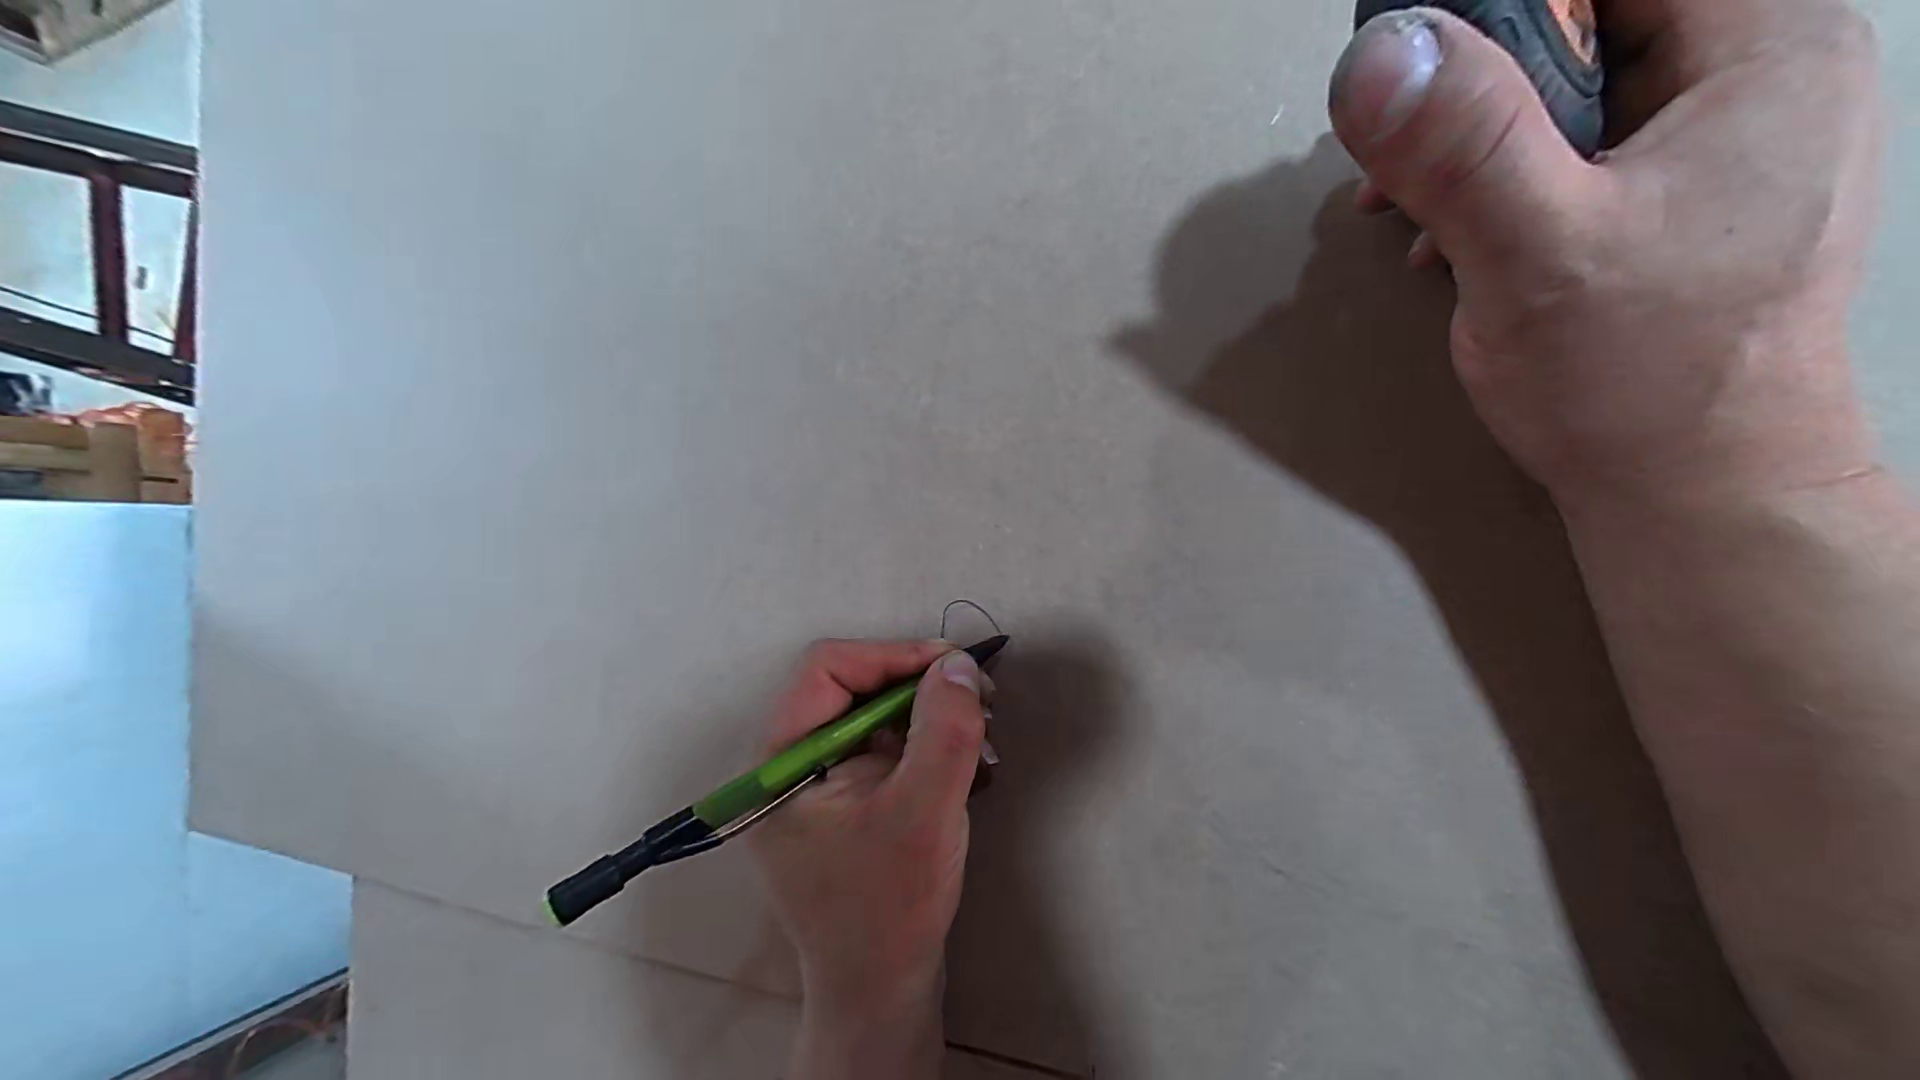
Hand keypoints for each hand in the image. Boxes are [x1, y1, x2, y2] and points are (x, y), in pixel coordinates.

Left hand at [747, 639, 989, 1079]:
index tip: (952, 666)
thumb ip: (944, 732)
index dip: (891, 655)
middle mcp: (795, 760)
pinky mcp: (851, 798)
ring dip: (933, 714)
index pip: (827, 669)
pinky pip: (890, 746)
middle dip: (921, 686)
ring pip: (878, 714)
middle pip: (856, 687)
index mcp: (783, 758)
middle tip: (980, 697)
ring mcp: (823, 781)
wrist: (883, 995)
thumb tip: (959, 664)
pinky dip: (930, 743)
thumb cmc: (889, 909)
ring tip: (983, 734)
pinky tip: (969, 762)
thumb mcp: (923, 814)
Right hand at [1328, 0, 1884, 511]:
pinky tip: (1446, 242)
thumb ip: (1461, 150)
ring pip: (1558, 97)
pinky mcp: (1652, 204)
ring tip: (1406, 210)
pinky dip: (1485, 189)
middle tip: (1394, 161)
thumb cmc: (1633, 372)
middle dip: (1466, 91)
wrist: (1685, 483)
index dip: (1496, 16)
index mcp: (1757, 48)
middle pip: (1579, 28)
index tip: (1410, 82)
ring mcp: (1698, 146)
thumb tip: (1374, 54)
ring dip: (1464, 147)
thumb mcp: (1535, 252)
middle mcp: (1742, 78)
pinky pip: (1556, 158)